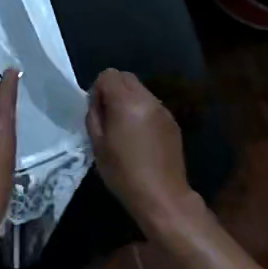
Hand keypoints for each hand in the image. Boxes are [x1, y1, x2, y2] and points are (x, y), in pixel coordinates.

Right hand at [87, 69, 195, 229]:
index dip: (98, 89)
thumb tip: (97, 101)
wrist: (161, 194)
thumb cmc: (123, 173)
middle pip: (127, 77)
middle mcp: (148, 99)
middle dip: (114, 90)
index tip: (98, 111)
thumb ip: (94, 115)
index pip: (109, 74)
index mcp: (127, 102)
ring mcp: (163, 109)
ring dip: (129, 101)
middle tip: (108, 118)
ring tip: (125, 129)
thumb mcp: (98, 145)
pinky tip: (141, 138)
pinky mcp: (173, 121)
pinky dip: (143, 112)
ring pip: (141, 91)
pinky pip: (153, 106)